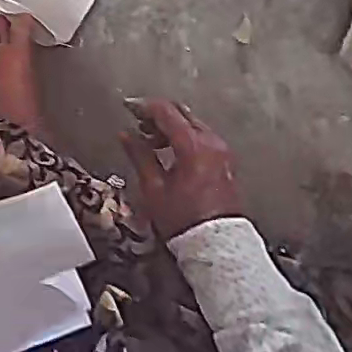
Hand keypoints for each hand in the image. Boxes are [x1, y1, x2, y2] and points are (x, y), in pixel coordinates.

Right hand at [119, 100, 242, 238]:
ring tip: (151, 141)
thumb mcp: (154, 187)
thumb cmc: (185, 220)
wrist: (217, 245)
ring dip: (171, 127)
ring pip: (192, 124)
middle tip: (138, 123)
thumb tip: (126, 136)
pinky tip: (170, 152)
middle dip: (158, 115)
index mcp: (193, 146)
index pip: (166, 112)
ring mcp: (221, 151)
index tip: (129, 107)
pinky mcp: (225, 161)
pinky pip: (202, 138)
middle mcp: (212, 143)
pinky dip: (184, 137)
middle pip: (182, 113)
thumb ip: (139, 155)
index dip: (144, 106)